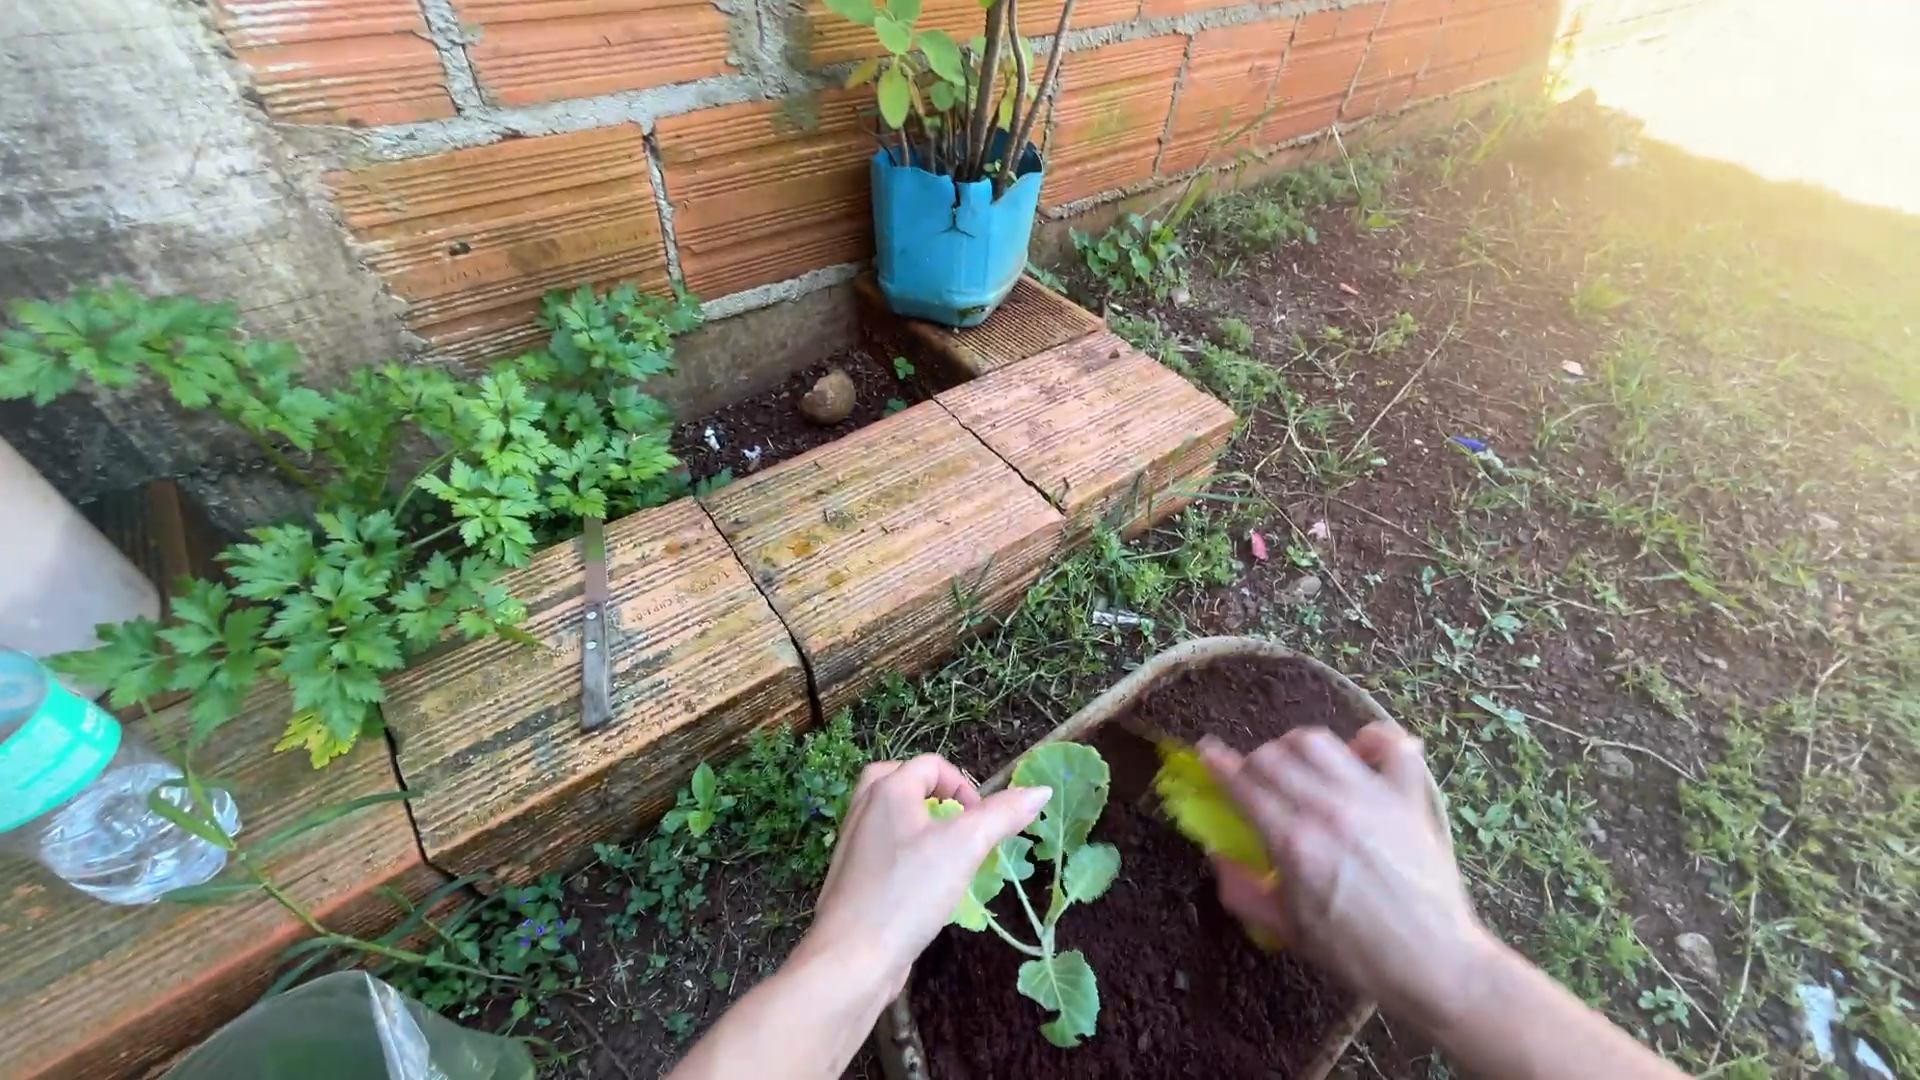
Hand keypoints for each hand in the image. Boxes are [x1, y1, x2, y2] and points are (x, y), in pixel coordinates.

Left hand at [795, 755, 1052, 1000]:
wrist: (852, 958)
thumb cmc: (909, 891)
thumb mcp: (965, 846)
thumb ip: (1002, 815)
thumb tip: (1041, 791)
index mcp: (888, 790)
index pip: (931, 765)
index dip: (963, 786)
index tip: (981, 822)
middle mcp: (865, 808)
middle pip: (899, 778)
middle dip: (933, 794)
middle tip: (956, 822)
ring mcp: (853, 843)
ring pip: (887, 814)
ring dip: (917, 821)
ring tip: (943, 848)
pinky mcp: (851, 877)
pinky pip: (880, 846)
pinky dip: (903, 849)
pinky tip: (921, 880)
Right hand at [1201, 722, 1493, 1028]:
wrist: (1439, 967)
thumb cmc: (1359, 954)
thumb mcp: (1288, 931)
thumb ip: (1243, 891)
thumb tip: (1216, 856)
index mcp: (1293, 842)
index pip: (1242, 784)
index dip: (1217, 763)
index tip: (1207, 751)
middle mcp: (1327, 809)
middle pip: (1271, 756)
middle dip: (1252, 762)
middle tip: (1254, 779)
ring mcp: (1370, 798)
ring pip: (1316, 741)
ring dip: (1295, 746)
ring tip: (1296, 765)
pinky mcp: (1407, 798)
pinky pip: (1391, 746)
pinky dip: (1372, 740)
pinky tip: (1360, 753)